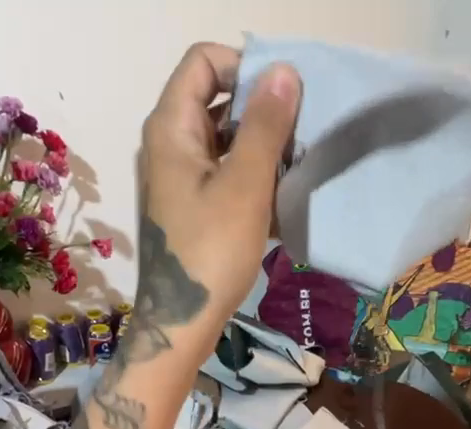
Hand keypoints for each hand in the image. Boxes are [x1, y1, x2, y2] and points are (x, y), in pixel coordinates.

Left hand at [132, 43, 300, 357]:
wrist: (182, 323)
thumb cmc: (211, 252)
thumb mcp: (245, 186)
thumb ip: (265, 126)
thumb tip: (283, 72)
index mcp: (172, 128)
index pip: (204, 62)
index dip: (245, 66)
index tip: (285, 97)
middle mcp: (170, 145)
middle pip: (217, 100)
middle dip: (261, 111)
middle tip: (301, 135)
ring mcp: (180, 179)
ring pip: (226, 142)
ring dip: (263, 149)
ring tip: (297, 169)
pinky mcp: (192, 209)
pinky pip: (226, 176)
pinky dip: (253, 180)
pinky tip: (283, 201)